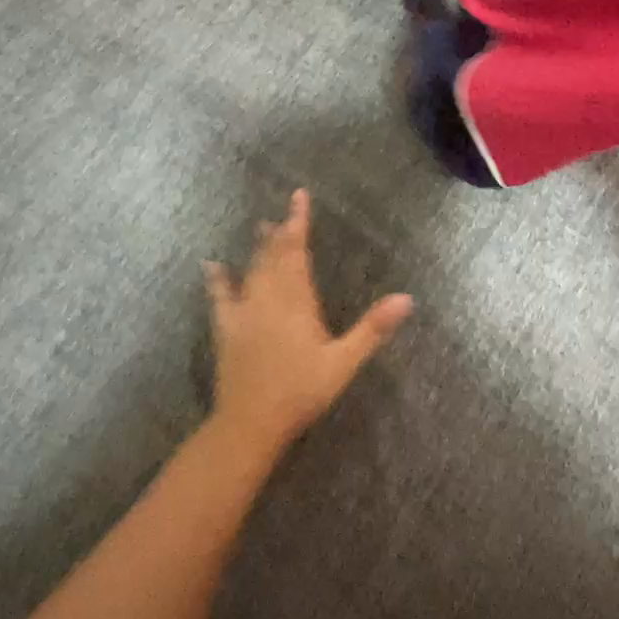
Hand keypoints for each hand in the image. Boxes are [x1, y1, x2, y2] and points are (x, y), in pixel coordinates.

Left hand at [202, 190, 412, 451]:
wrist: (251, 422)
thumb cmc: (301, 392)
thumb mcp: (343, 362)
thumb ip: (373, 329)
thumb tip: (407, 298)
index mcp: (298, 302)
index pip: (298, 252)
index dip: (298, 222)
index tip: (299, 196)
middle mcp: (268, 298)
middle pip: (274, 256)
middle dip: (280, 232)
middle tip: (284, 213)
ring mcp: (244, 312)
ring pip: (252, 270)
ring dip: (258, 248)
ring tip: (261, 226)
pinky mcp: (226, 329)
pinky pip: (220, 297)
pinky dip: (217, 279)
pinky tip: (211, 264)